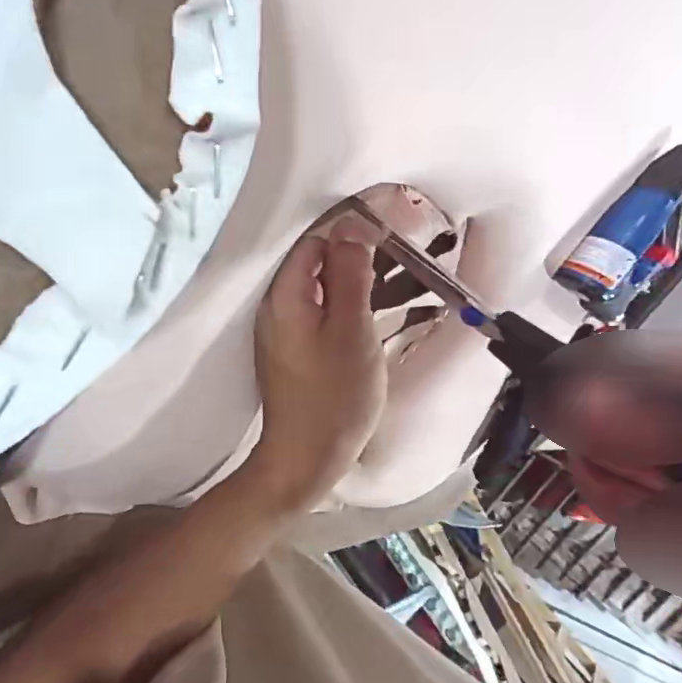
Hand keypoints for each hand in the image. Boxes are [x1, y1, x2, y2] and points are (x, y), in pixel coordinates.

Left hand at [246, 217, 387, 507]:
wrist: (305, 457)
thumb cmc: (334, 396)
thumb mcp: (352, 329)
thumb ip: (350, 275)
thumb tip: (351, 225)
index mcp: (284, 296)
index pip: (314, 240)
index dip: (352, 228)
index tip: (393, 228)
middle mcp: (275, 307)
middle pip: (316, 261)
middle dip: (359, 252)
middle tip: (406, 252)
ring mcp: (281, 329)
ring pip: (322, 287)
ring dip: (358, 279)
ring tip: (405, 279)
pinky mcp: (292, 349)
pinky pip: (321, 312)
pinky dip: (348, 305)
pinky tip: (379, 310)